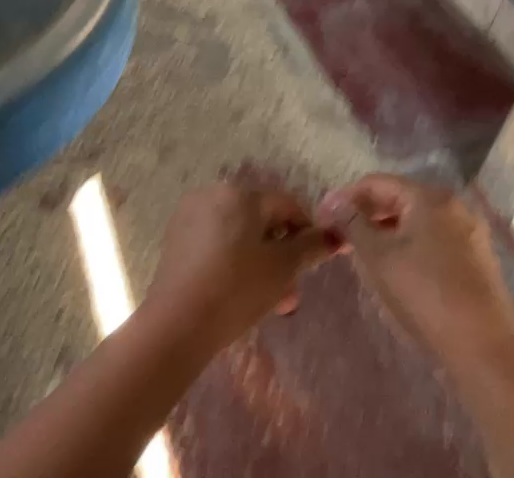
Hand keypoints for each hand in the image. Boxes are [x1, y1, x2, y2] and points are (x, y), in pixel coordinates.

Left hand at [140, 180, 336, 352]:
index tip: (313, 265)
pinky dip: (234, 261)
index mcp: (239, 193)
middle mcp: (212, 194)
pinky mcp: (177, 238)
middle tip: (290, 292)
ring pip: (239, 235)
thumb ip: (311, 246)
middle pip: (261, 220)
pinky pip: (217, 242)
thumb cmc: (237, 288)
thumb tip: (336, 234)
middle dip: (281, 254)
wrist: (178, 321)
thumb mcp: (283, 268)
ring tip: (271, 302)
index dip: (307, 233)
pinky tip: (240, 294)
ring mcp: (190, 215)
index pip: (287, 205)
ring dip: (260, 263)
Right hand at [317, 174, 513, 349]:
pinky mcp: (479, 261)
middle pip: (399, 199)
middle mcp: (455, 207)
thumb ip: (352, 222)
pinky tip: (398, 270)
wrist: (483, 350)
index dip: (345, 198)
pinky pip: (434, 241)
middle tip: (341, 237)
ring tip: (364, 254)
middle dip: (367, 215)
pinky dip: (410, 246)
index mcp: (430, 198)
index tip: (323, 219)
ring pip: (417, 222)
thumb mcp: (377, 256)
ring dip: (387, 232)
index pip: (376, 183)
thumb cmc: (423, 294)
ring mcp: (471, 234)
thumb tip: (332, 199)